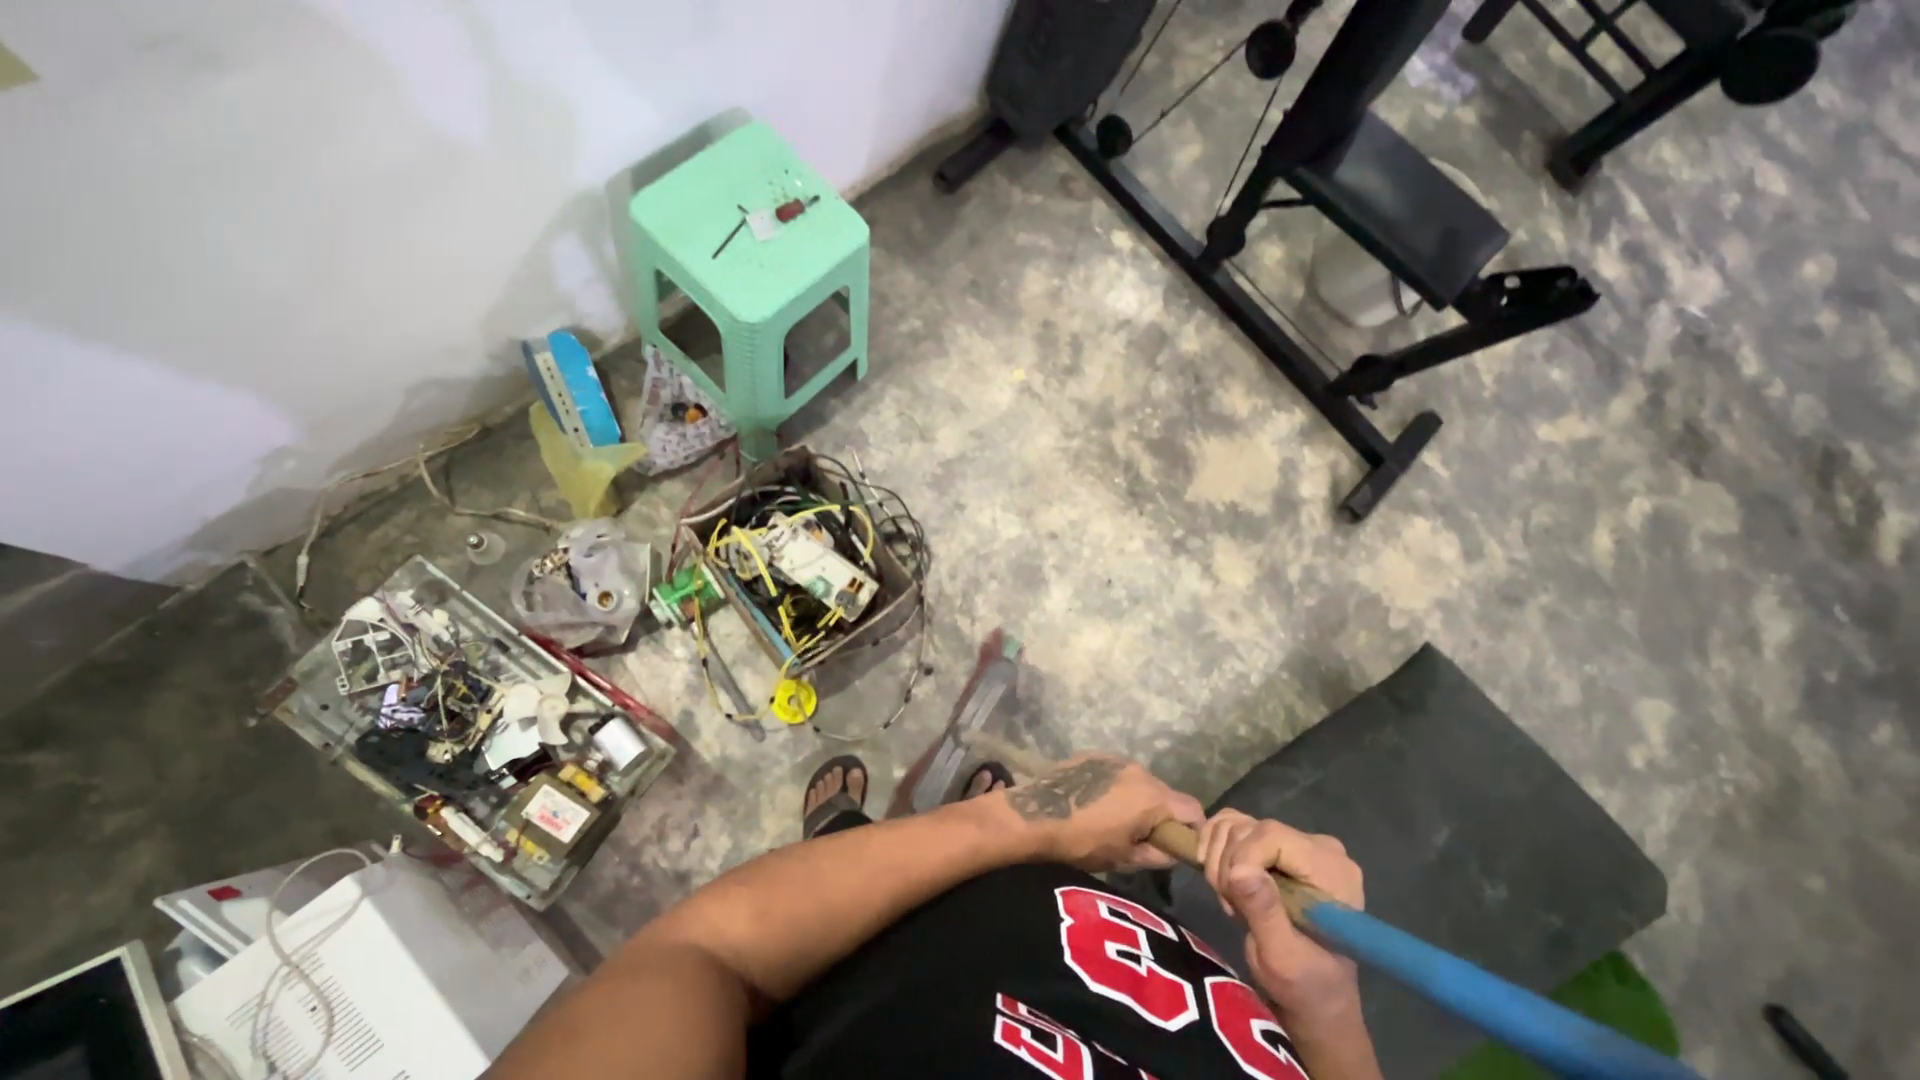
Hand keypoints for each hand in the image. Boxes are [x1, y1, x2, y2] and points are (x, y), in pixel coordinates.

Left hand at [1000, 755, 1203, 871]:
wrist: (1033, 816)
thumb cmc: (1082, 842)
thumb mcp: (1126, 859)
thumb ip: (1159, 855)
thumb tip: (1175, 851)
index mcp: (1153, 797)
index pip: (1193, 809)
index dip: (1193, 829)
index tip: (1180, 844)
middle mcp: (1140, 770)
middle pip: (1166, 794)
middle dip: (1162, 814)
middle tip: (1143, 836)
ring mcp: (1115, 758)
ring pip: (1140, 781)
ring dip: (1137, 799)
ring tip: (1115, 819)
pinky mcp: (1093, 754)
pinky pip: (1116, 772)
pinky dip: (1114, 786)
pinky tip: (1094, 802)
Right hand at [1198, 809, 1363, 1020]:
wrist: (1313, 995)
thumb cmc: (1305, 983)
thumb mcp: (1284, 958)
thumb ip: (1265, 912)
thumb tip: (1239, 871)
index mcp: (1332, 869)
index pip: (1272, 835)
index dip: (1241, 858)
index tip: (1231, 896)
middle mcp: (1319, 847)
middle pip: (1250, 828)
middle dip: (1227, 865)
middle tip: (1230, 906)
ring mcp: (1296, 843)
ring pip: (1235, 824)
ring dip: (1218, 860)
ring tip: (1230, 899)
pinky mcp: (1276, 846)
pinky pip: (1232, 826)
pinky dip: (1215, 849)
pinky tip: (1223, 881)